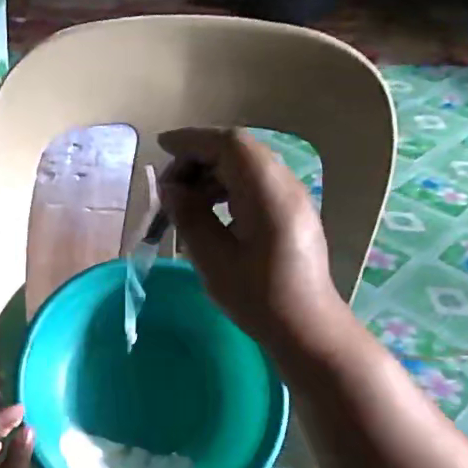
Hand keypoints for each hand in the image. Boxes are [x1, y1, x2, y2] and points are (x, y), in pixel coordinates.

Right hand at [160, 128, 349, 359]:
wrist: (305, 327)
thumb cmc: (257, 297)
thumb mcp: (212, 259)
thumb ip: (189, 216)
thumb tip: (171, 189)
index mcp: (268, 193)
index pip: (230, 145)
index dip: (193, 140)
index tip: (161, 148)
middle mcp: (286, 186)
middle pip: (239, 151)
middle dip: (198, 159)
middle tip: (169, 190)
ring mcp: (293, 198)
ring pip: (247, 167)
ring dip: (211, 175)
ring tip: (184, 204)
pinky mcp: (292, 213)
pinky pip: (256, 185)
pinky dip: (227, 188)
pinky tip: (209, 213)